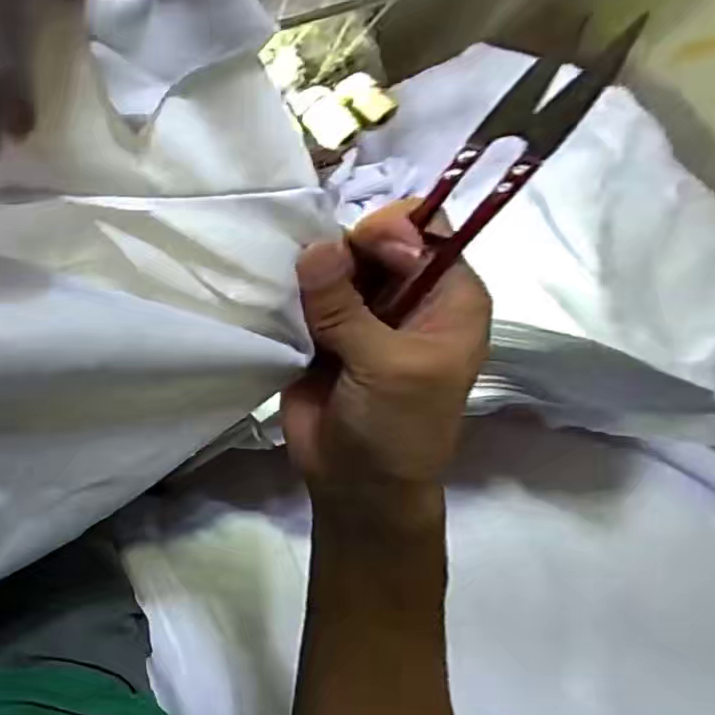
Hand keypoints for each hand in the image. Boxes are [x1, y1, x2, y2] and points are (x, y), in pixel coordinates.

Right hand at [281, 200, 490, 506]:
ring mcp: (355, 318)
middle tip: (310, 274)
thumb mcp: (386, 366)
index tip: (356, 253)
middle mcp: (401, 299)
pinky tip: (269, 298)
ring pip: (330, 270)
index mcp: (444, 298)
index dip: (389, 232)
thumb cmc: (396, 427)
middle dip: (340, 249)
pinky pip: (299, 301)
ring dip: (305, 272)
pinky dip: (283, 296)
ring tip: (284, 288)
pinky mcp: (315, 337)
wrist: (354, 483)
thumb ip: (348, 308)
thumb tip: (313, 247)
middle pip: (370, 244)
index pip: (424, 234)